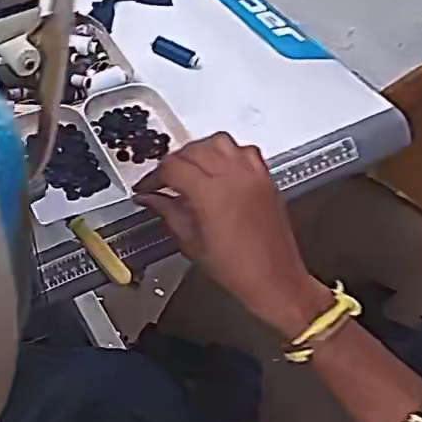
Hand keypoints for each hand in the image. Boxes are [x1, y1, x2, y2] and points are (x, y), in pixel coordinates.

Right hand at [135, 133, 331, 339]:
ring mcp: (252, 175)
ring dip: (198, 151)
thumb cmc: (239, 269)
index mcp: (211, 194)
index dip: (154, 176)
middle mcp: (234, 178)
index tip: (147, 187)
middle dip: (172, 163)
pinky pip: (243, 151)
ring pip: (218, 142)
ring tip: (188, 170)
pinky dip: (227, 153)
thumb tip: (152, 199)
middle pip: (193, 150)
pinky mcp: (265, 178)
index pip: (172, 167)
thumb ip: (169, 213)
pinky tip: (219, 168)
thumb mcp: (191, 242)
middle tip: (162, 181)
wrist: (273, 278)